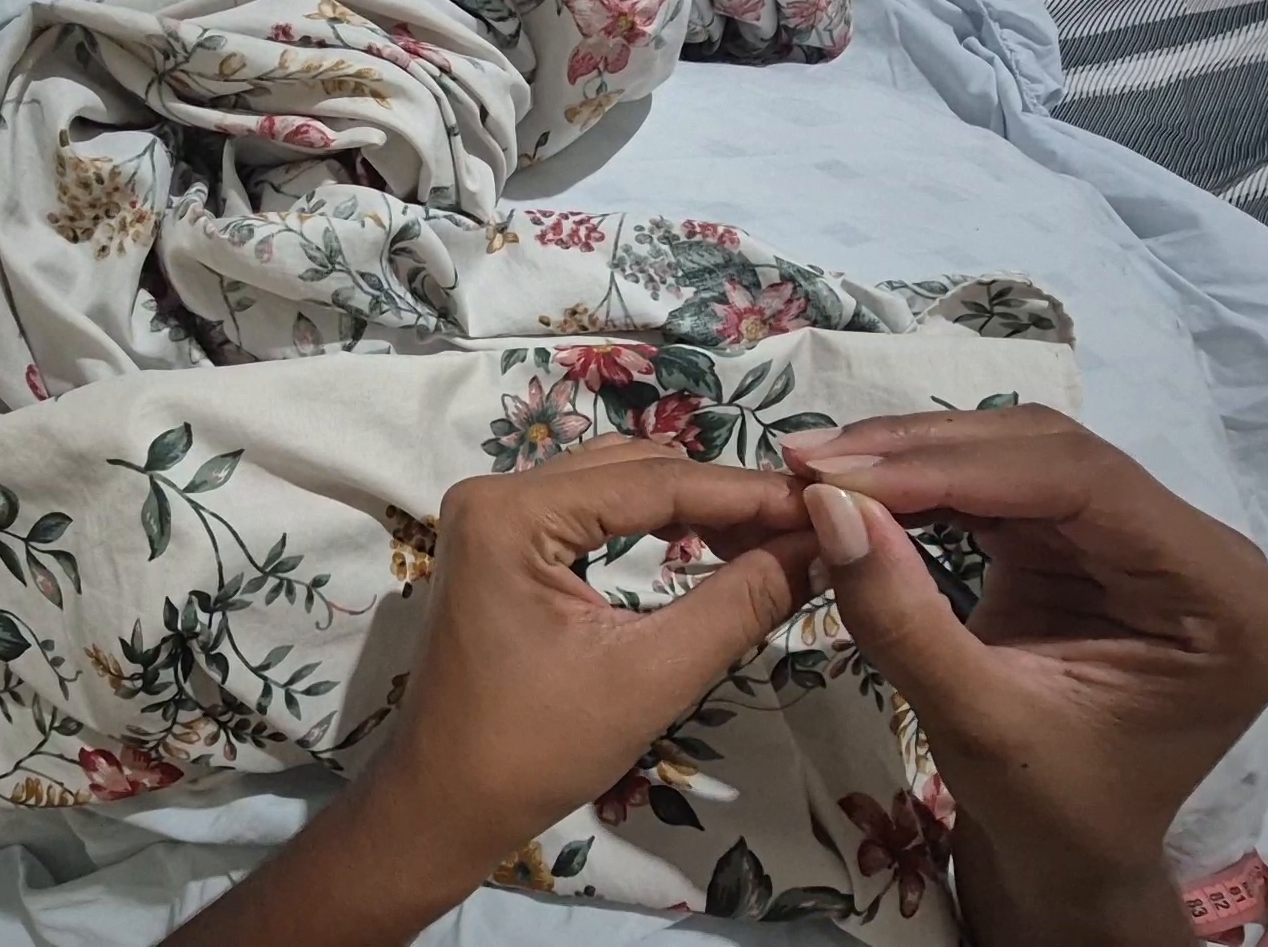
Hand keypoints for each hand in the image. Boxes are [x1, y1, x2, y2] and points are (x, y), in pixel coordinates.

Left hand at [379, 436, 818, 861]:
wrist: (445, 797)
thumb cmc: (536, 749)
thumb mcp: (650, 676)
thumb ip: (740, 602)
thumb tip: (820, 546)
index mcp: (511, 513)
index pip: (650, 481)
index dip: (744, 493)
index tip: (822, 505)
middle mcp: (492, 491)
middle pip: (629, 468)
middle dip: (715, 497)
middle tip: (797, 531)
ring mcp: (488, 509)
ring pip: (608, 478)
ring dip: (681, 503)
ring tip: (754, 540)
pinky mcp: (495, 534)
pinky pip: (582, 504)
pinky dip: (640, 517)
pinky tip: (687, 541)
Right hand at [780, 406, 1267, 944]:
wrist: (1061, 838)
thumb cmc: (1044, 802)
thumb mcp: (970, 719)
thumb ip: (899, 614)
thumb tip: (827, 504)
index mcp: (1218, 598)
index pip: (1079, 483)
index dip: (948, 466)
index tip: (834, 475)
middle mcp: (1191, 547)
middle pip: (1044, 449)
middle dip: (914, 449)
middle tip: (809, 459)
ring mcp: (1128, 536)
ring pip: (1009, 450)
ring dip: (905, 453)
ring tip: (819, 465)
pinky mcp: (1070, 537)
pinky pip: (986, 481)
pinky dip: (912, 478)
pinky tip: (858, 483)